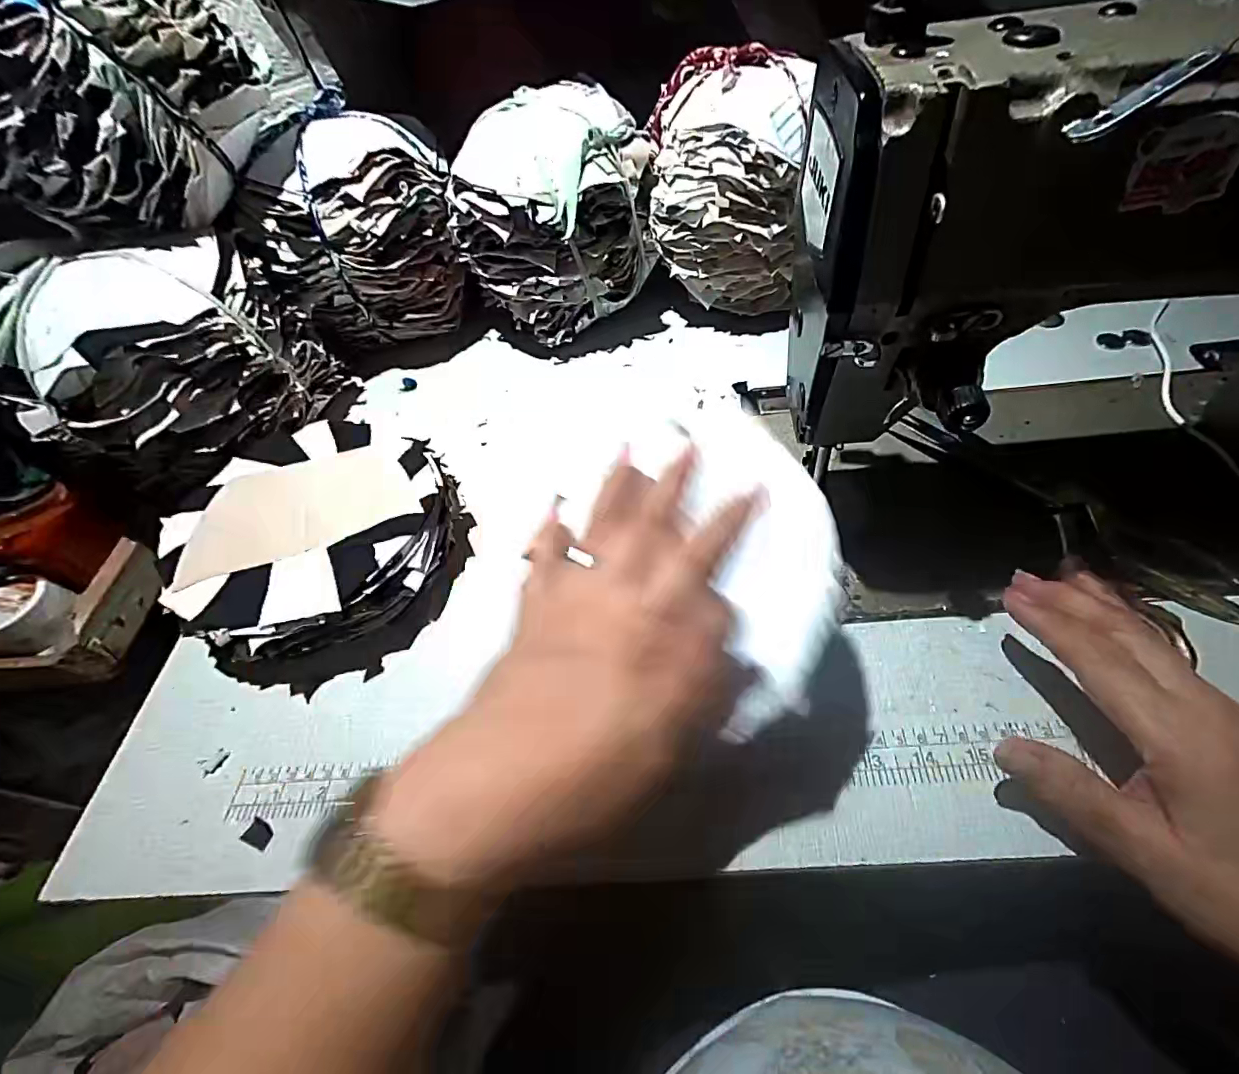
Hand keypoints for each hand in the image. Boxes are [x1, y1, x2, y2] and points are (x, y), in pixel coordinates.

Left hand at [371, 448, 759, 895]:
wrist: (487, 794)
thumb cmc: (594, 776)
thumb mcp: (673, 747)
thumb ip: (710, 691)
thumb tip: (737, 652)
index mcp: (661, 630)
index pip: (708, 569)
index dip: (732, 535)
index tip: (751, 502)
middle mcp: (620, 600)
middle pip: (656, 529)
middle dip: (679, 485)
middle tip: (693, 444)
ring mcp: (571, 600)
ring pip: (602, 529)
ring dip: (619, 488)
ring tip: (631, 449)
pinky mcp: (530, 613)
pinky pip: (542, 560)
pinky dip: (548, 532)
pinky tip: (554, 508)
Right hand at [995, 569, 1238, 1071]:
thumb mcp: (1148, 857)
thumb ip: (1075, 796)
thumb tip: (1006, 747)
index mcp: (1179, 734)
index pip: (1100, 661)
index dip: (1052, 624)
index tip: (1012, 595)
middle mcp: (1203, 703)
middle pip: (1128, 635)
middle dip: (1072, 600)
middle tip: (1022, 576)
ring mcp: (1223, 708)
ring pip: (1153, 639)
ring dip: (1103, 605)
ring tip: (1064, 577)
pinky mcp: (1230, 721)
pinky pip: (1169, 657)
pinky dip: (1130, 627)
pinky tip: (1119, 623)